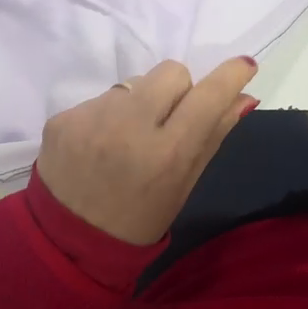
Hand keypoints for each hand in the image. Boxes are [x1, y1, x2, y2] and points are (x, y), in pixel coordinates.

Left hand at [36, 58, 259, 244]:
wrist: (68, 242)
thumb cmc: (140, 221)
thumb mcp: (183, 185)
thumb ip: (213, 136)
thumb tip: (244, 98)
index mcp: (167, 154)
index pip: (208, 97)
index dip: (230, 76)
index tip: (243, 66)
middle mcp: (129, 127)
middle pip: (171, 72)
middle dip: (179, 89)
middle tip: (170, 119)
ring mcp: (91, 119)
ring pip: (134, 84)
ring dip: (140, 104)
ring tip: (127, 139)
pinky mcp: (63, 118)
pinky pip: (100, 99)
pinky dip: (108, 117)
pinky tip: (100, 146)